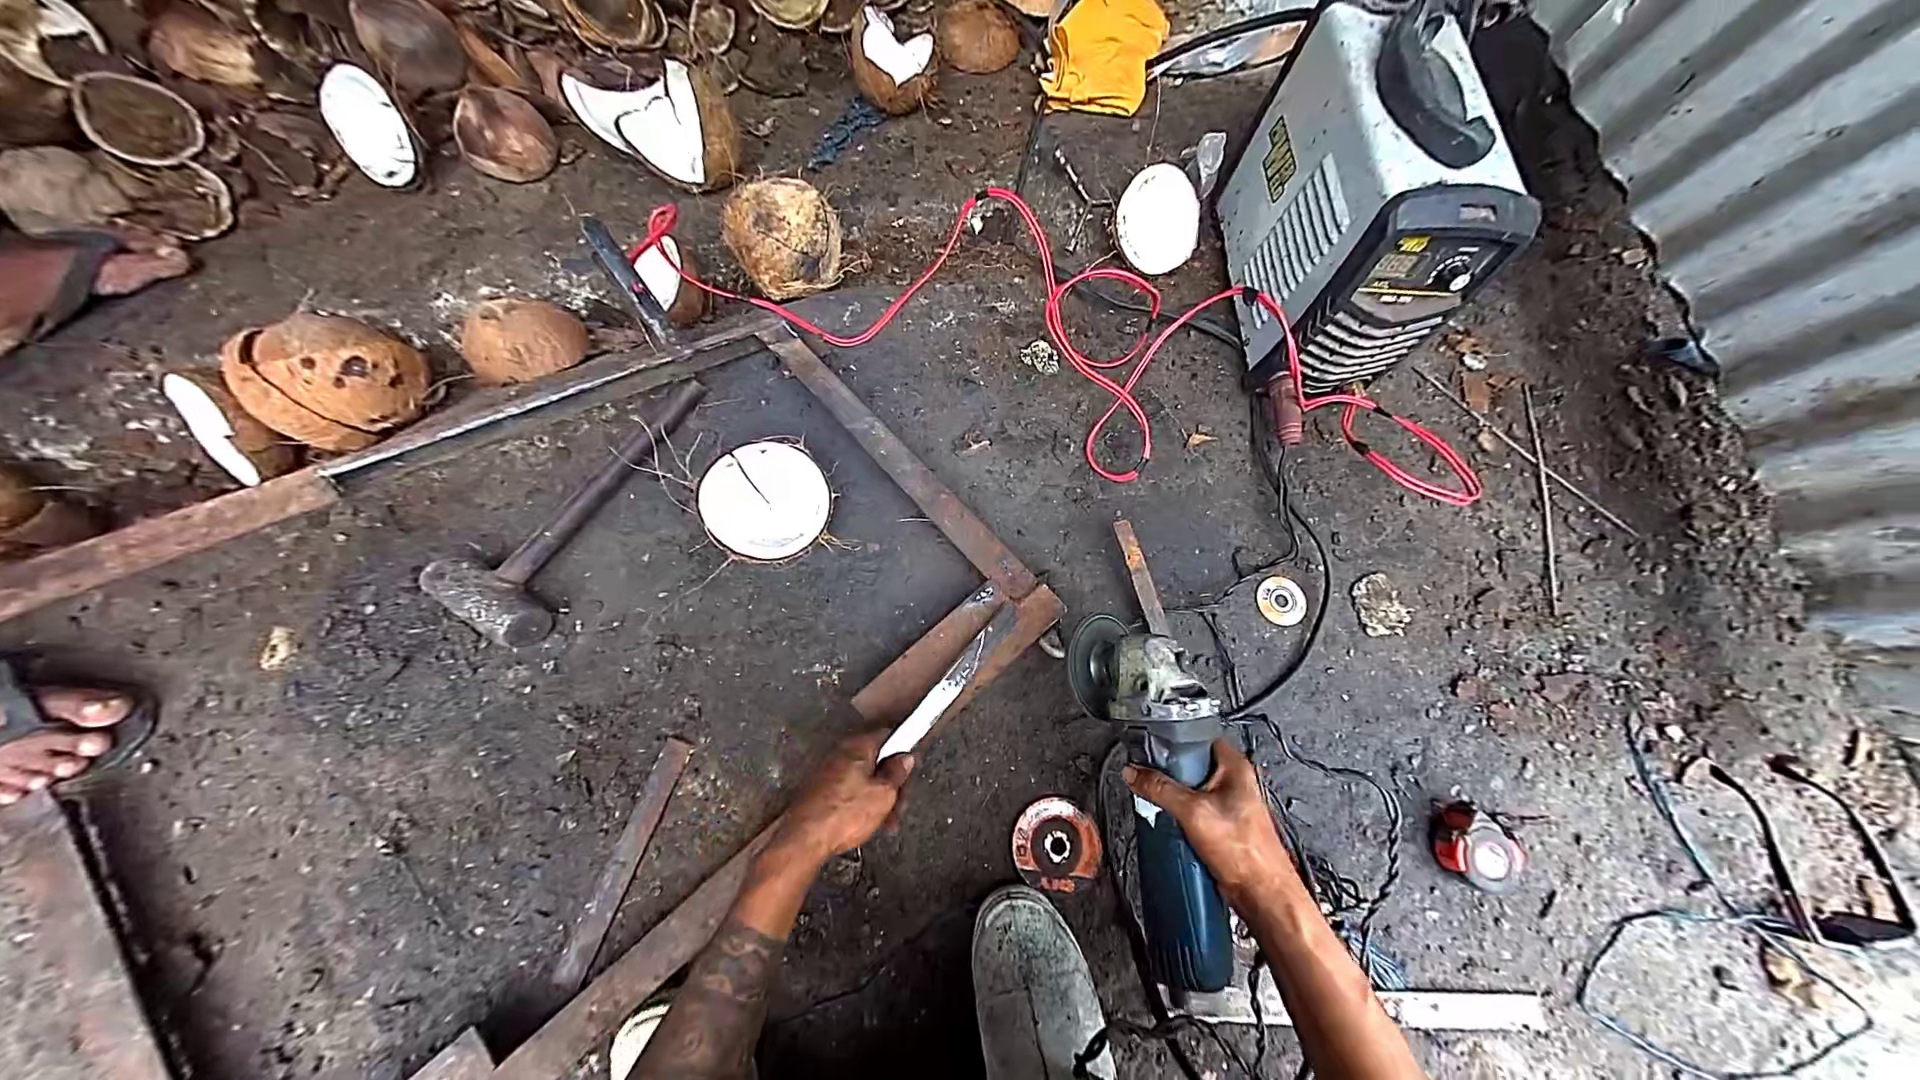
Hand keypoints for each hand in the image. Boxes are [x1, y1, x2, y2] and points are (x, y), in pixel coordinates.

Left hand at [775, 730, 914, 864]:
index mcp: (858, 747)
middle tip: (898, 805)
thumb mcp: (884, 794)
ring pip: (863, 779)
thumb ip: (897, 773)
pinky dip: (859, 804)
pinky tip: (864, 823)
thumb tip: (904, 759)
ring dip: (877, 797)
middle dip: (891, 783)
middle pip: (876, 760)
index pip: (888, 736)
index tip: (910, 769)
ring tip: (883, 822)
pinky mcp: (820, 792)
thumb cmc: (841, 815)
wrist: (804, 839)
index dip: (903, 752)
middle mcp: (841, 754)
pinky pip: (848, 792)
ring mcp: (829, 773)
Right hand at [1124, 738, 1291, 906]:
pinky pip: (1192, 811)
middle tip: (1154, 779)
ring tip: (1161, 804)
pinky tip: (1171, 823)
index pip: (1198, 737)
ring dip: (1173, 797)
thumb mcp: (1193, 811)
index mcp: (1235, 767)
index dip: (1174, 740)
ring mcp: (1226, 805)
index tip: (1152, 747)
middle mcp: (1233, 783)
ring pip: (1189, 789)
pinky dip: (1179, 815)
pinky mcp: (1220, 826)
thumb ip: (1160, 788)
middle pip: (1190, 764)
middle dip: (1170, 773)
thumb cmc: (1248, 854)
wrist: (1262, 896)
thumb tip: (1135, 773)